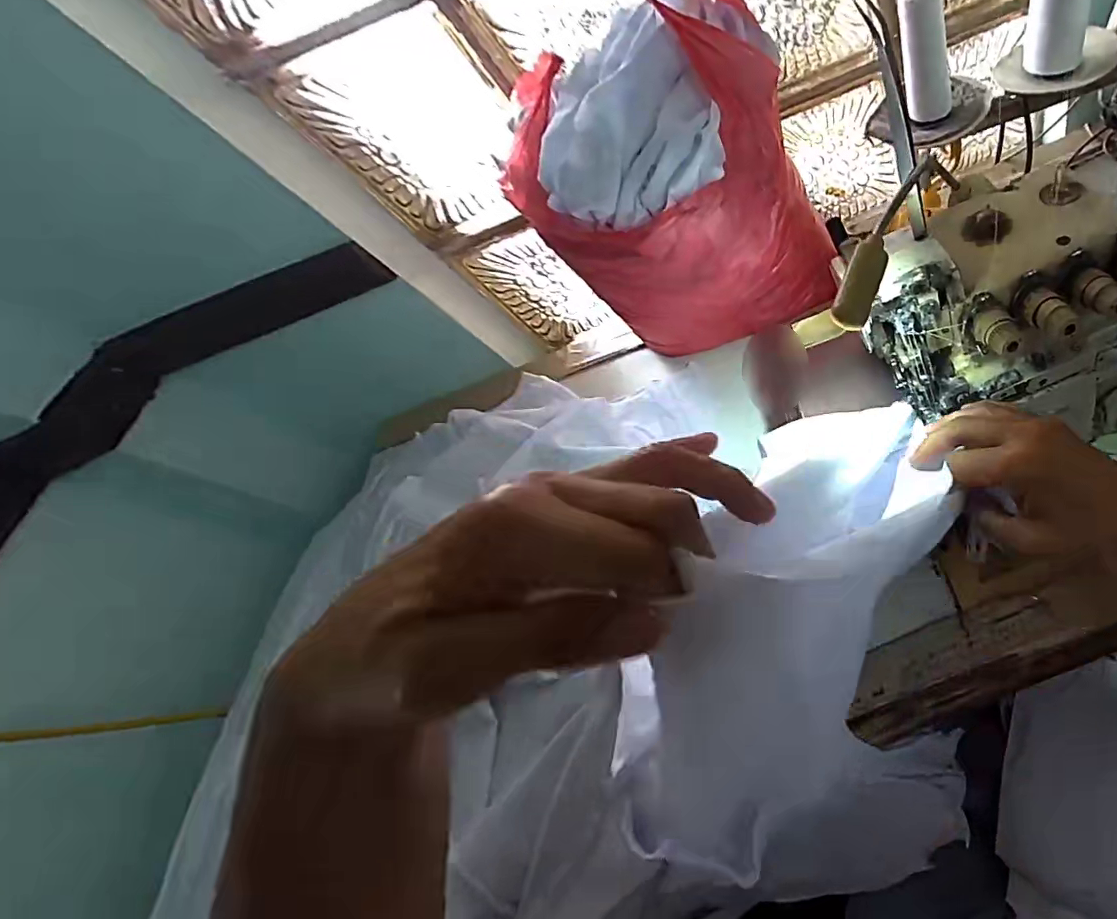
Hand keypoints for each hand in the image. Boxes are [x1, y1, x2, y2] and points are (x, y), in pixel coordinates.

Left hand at [264, 434, 774, 735]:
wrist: (359, 643)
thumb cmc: (396, 661)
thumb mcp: (454, 670)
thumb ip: (553, 638)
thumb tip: (656, 622)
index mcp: (518, 526)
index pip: (628, 551)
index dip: (667, 586)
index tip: (681, 624)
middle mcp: (544, 491)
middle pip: (652, 500)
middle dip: (696, 544)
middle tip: (712, 592)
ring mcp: (554, 488)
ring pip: (651, 469)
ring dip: (709, 486)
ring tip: (757, 510)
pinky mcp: (559, 498)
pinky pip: (632, 467)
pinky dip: (678, 459)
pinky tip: (711, 447)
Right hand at [910, 401, 1116, 575]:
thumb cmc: (1087, 533)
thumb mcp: (1033, 540)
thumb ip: (989, 521)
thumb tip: (965, 502)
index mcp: (1018, 464)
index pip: (960, 462)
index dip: (943, 477)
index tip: (935, 491)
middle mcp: (1022, 433)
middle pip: (961, 426)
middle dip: (933, 442)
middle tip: (915, 460)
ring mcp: (1034, 422)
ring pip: (976, 410)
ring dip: (949, 424)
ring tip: (931, 442)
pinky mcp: (1043, 420)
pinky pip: (997, 409)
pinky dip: (973, 416)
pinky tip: (963, 430)